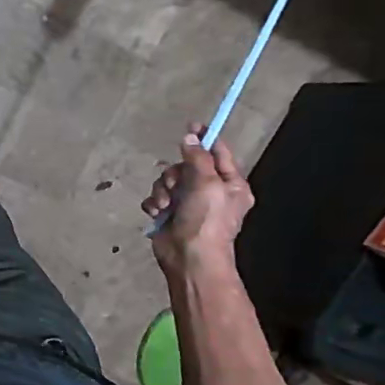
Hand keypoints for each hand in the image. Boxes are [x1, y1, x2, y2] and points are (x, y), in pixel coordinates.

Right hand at [143, 128, 253, 272]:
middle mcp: (209, 192)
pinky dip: (154, 204)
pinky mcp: (169, 214)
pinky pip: (156, 198)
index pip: (218, 154)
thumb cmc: (207, 220)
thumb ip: (198, 158)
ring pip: (167, 181)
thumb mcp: (208, 184)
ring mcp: (188, 203)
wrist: (190, 258)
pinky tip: (158, 213)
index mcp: (229, 185)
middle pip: (185, 166)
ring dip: (162, 190)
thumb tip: (190, 137)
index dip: (205, 139)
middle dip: (175, 174)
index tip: (191, 126)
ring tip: (165, 205)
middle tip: (175, 185)